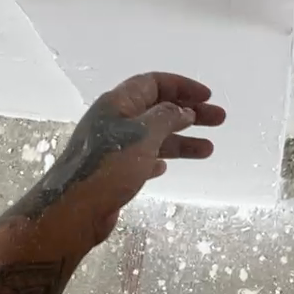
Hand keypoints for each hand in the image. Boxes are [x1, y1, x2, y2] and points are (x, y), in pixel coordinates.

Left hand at [0, 72, 224, 249]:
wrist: (74, 211)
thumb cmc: (109, 166)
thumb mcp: (143, 135)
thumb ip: (167, 117)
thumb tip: (184, 110)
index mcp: (118, 103)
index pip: (154, 82)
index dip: (182, 86)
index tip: (207, 97)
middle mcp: (115, 121)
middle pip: (159, 109)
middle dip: (190, 112)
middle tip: (219, 119)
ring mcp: (113, 147)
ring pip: (155, 136)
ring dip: (181, 139)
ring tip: (209, 149)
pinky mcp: (114, 172)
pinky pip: (142, 158)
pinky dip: (159, 158)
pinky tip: (168, 167)